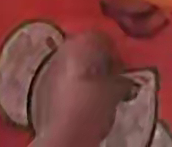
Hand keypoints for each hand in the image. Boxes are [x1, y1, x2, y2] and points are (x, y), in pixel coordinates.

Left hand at [32, 32, 130, 146]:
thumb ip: (121, 81)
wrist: (65, 133)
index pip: (105, 39)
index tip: (121, 71)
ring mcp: (54, 61)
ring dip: (86, 71)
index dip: (115, 55)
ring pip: (75, 60)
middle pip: (88, 47)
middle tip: (110, 79)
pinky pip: (65, 73)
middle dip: (99, 62)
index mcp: (85, 40)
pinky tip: (82, 98)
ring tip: (96, 91)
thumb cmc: (93, 104)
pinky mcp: (45, 80)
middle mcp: (68, 45)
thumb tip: (125, 81)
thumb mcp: (114, 92)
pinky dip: (74, 81)